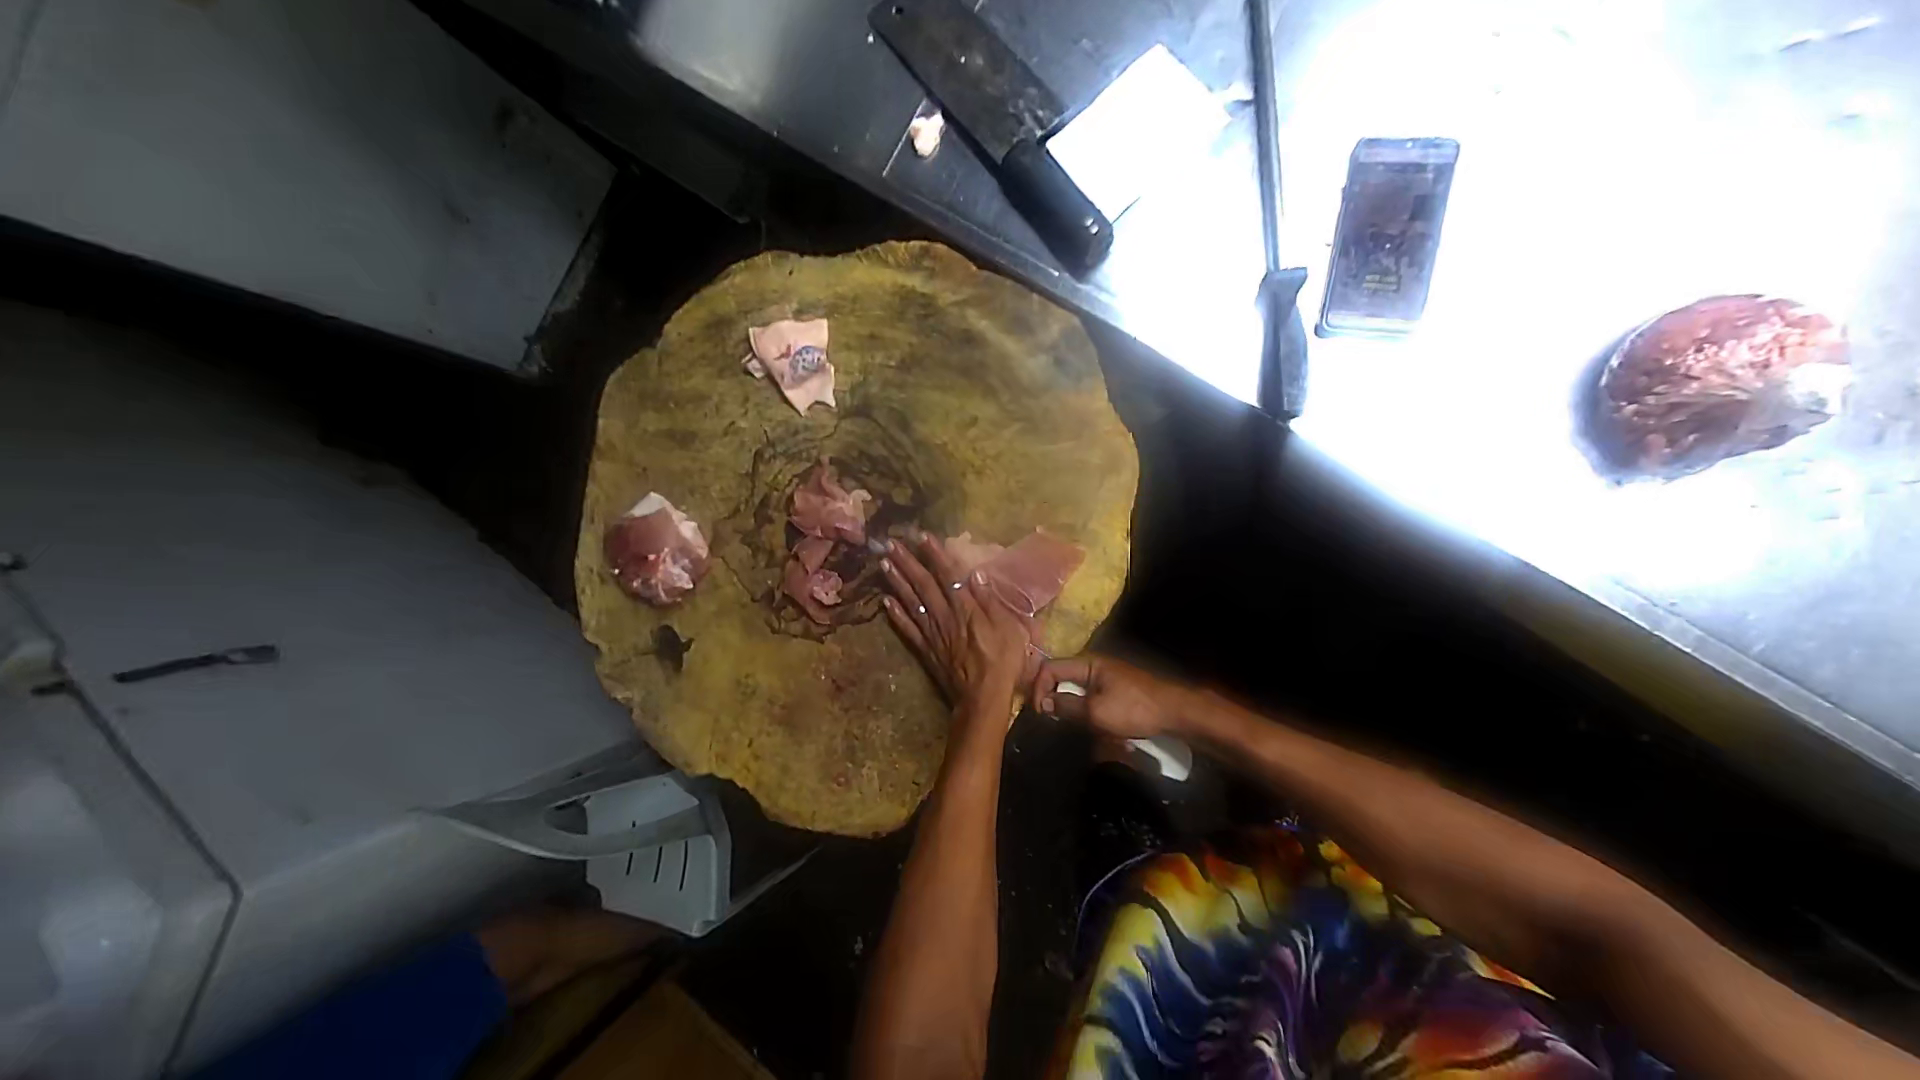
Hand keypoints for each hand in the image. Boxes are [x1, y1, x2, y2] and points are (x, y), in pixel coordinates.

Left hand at [880, 532, 1034, 720]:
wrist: (982, 696)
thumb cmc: (1003, 660)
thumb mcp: (1008, 626)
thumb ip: (990, 600)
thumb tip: (976, 574)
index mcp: (965, 606)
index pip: (947, 574)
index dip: (934, 554)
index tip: (922, 536)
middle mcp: (944, 615)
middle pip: (922, 584)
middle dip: (907, 562)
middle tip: (891, 543)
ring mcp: (932, 633)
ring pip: (910, 602)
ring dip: (897, 582)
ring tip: (883, 564)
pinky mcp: (926, 650)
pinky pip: (907, 628)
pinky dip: (896, 614)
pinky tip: (885, 601)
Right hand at [1031, 654, 1187, 739]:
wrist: (1176, 713)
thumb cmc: (1134, 709)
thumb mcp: (1095, 711)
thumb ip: (1066, 705)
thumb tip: (1043, 702)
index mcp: (1087, 663)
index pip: (1049, 668)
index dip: (1038, 688)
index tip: (1040, 713)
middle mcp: (1094, 666)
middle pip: (1060, 679)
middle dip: (1055, 701)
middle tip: (1054, 723)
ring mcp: (1106, 677)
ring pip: (1075, 692)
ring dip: (1073, 711)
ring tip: (1078, 728)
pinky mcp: (1115, 691)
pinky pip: (1091, 699)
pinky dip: (1088, 713)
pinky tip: (1097, 729)